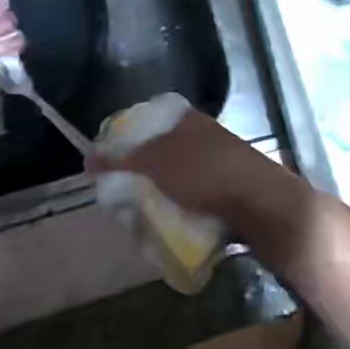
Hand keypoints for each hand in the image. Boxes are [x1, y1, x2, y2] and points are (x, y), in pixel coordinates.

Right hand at [90, 109, 302, 224]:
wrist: (261, 203)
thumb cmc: (207, 173)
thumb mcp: (157, 163)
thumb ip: (122, 159)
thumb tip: (87, 156)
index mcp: (186, 121)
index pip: (146, 123)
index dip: (125, 143)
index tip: (107, 168)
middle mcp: (201, 137)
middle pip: (160, 155)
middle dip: (140, 177)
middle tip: (123, 199)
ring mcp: (217, 165)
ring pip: (176, 180)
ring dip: (160, 198)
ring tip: (143, 219)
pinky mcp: (227, 191)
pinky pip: (194, 200)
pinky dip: (180, 211)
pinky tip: (170, 227)